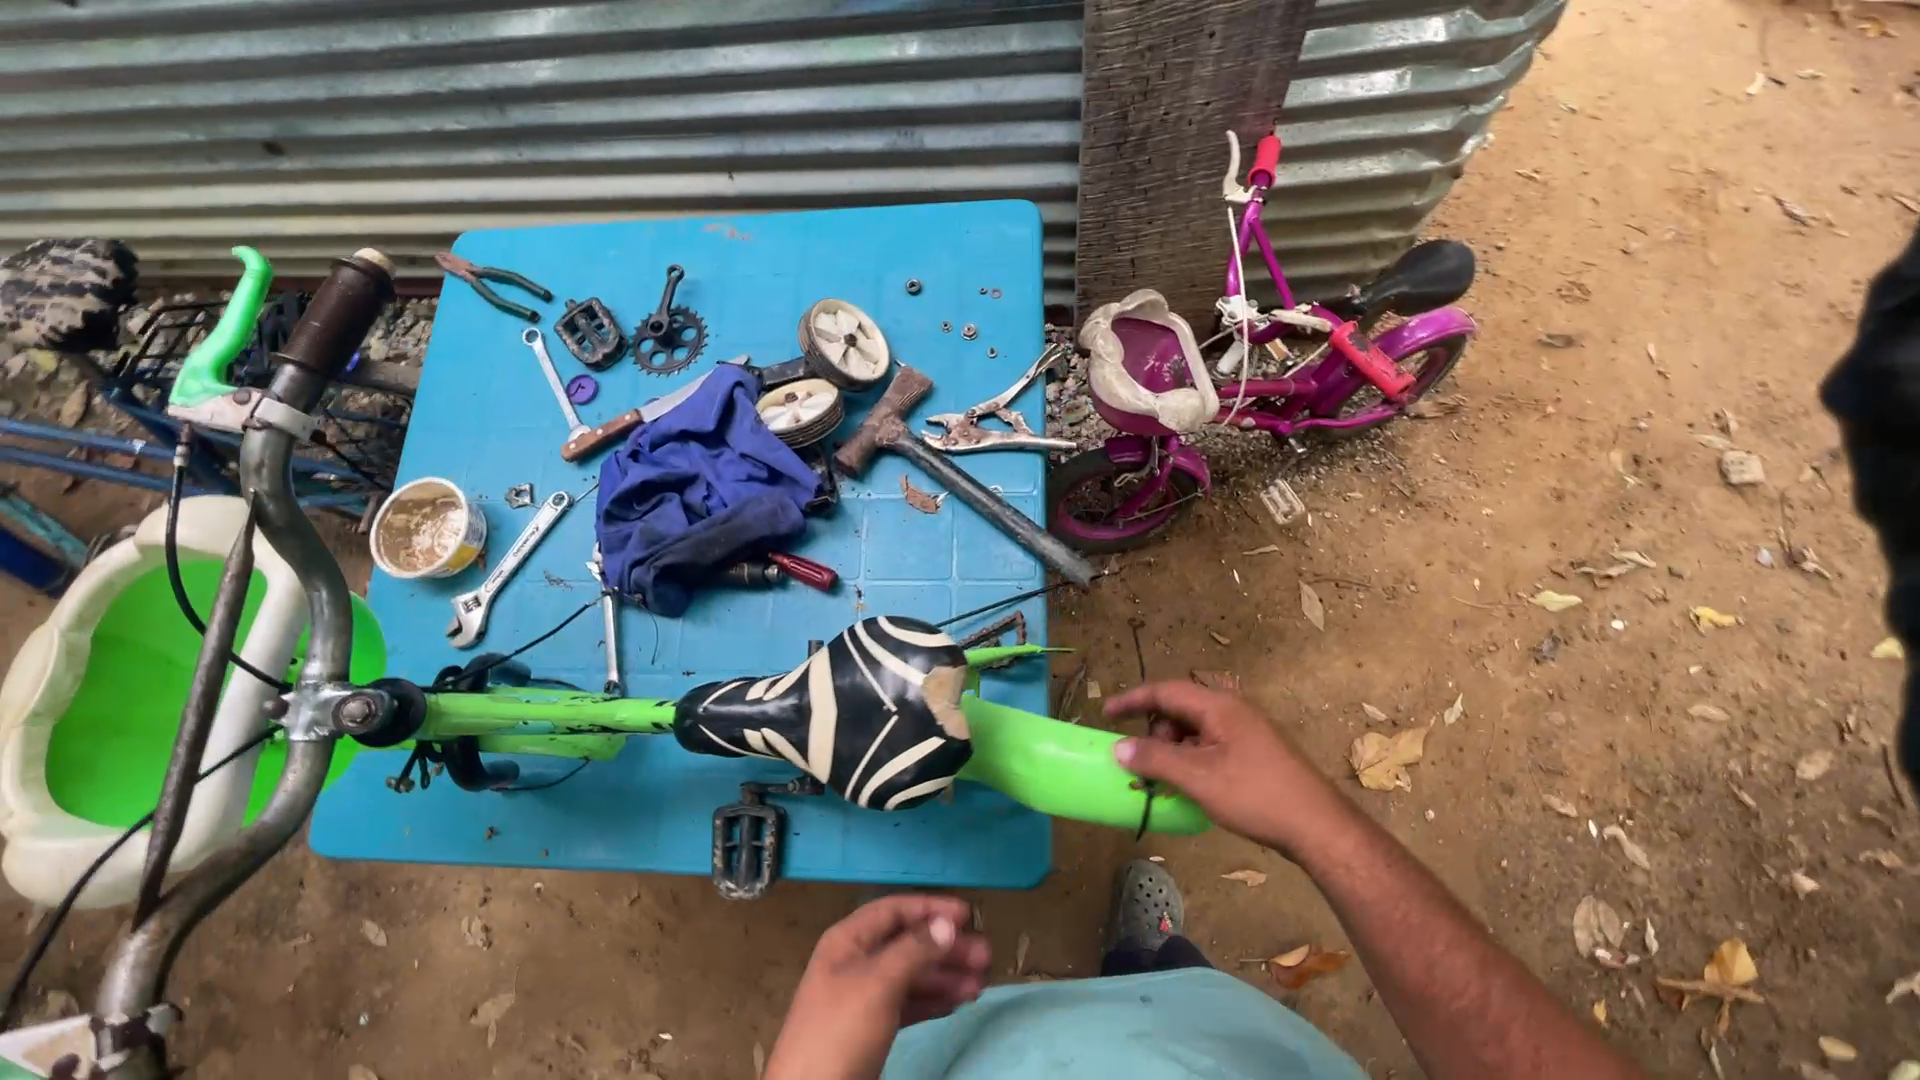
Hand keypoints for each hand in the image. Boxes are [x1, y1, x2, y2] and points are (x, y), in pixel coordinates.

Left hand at [764, 894, 989, 1079]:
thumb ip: (915, 950)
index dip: (930, 908)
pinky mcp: (870, 1029)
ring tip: (980, 985)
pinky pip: (908, 1004)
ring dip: (945, 976)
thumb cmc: (841, 1031)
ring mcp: (862, 997)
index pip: (893, 910)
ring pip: (911, 976)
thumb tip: (948, 922)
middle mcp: (855, 962)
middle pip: (907, 943)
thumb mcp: (878, 984)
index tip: (968, 915)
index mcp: (848, 941)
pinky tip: (956, 1004)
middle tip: (985, 957)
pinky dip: (932, 1001)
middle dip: (946, 948)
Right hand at [1107, 681, 1352, 858]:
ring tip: (1168, 779)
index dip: (1132, 700)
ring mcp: (1247, 731)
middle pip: (1180, 709)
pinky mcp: (1256, 751)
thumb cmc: (1256, 795)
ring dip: (1174, 748)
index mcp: (1219, 706)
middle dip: (1155, 731)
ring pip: (1196, 729)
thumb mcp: (1198, 778)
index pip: (1165, 691)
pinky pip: (1211, 744)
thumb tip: (1118, 747)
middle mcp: (1233, 710)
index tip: (1105, 713)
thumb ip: (1155, 759)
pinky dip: (1192, 758)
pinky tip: (1192, 785)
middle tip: (1144, 761)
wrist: (1319, 826)